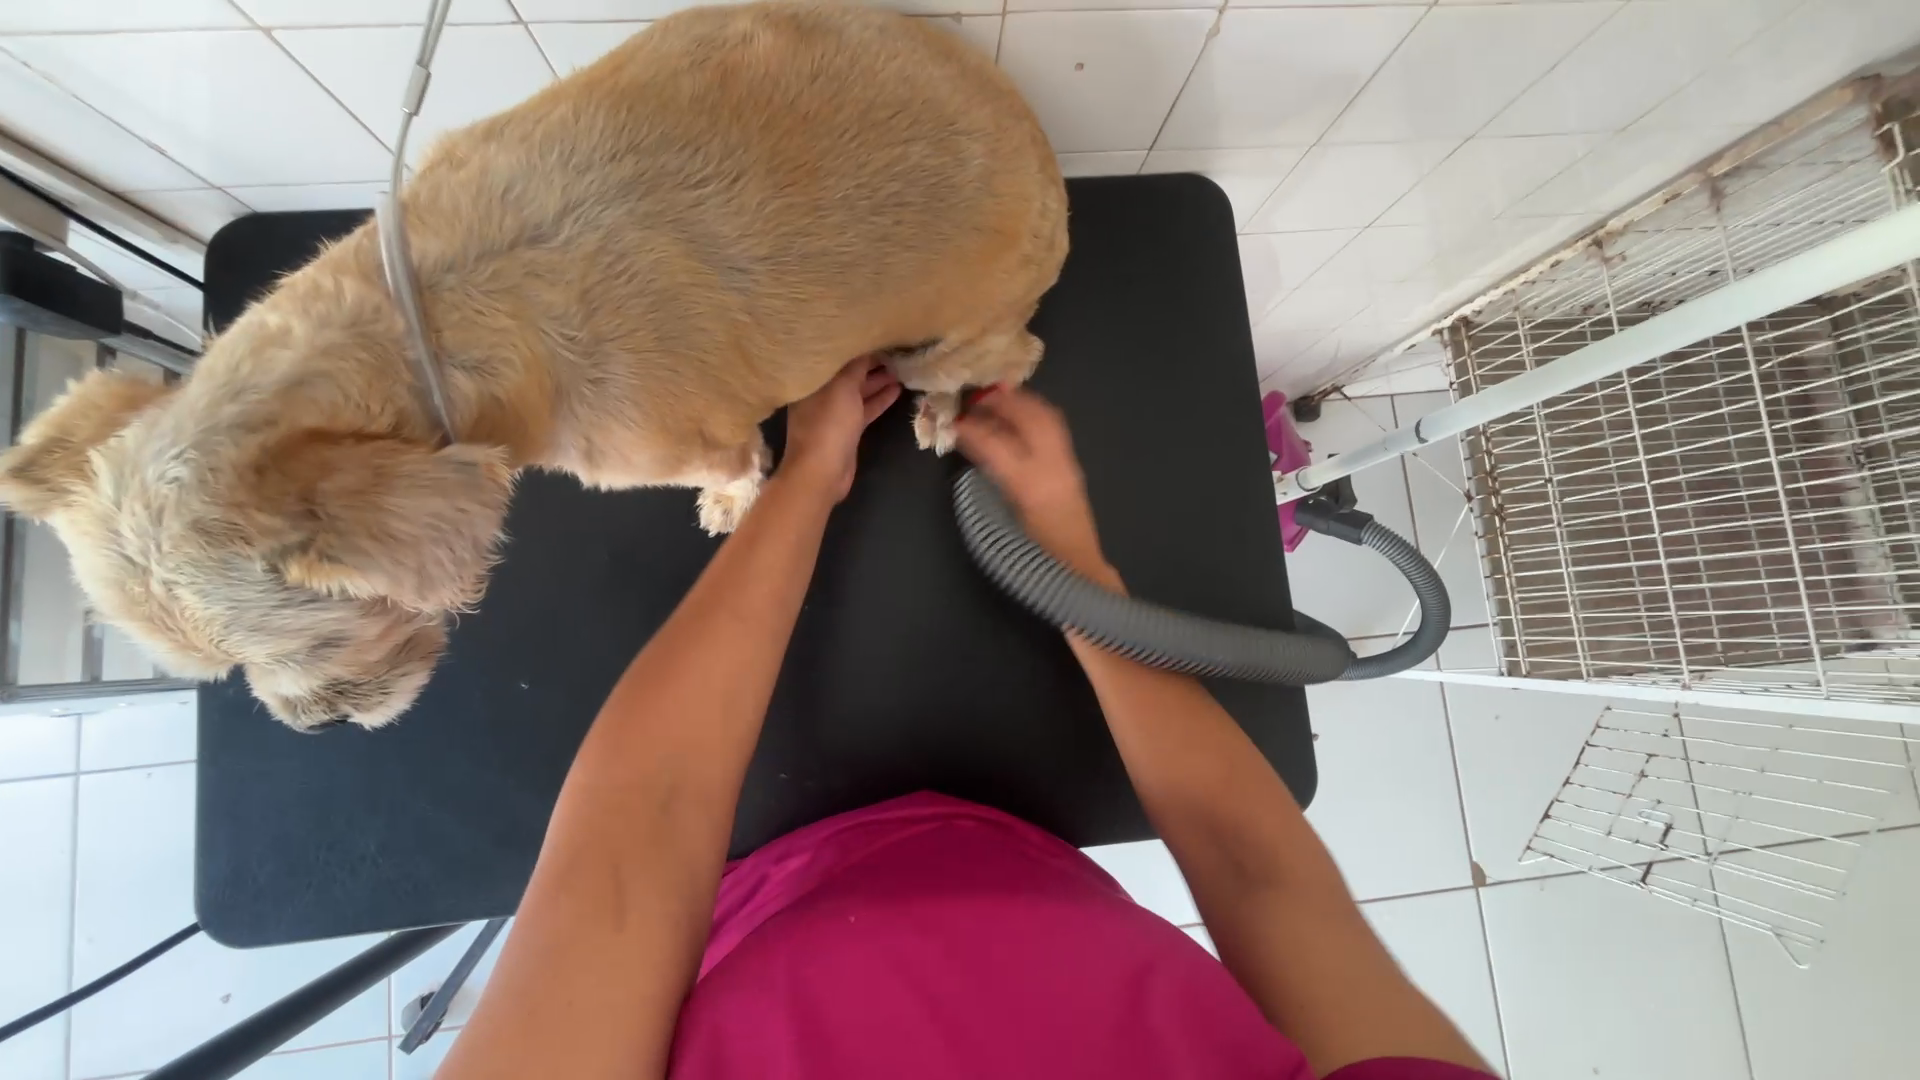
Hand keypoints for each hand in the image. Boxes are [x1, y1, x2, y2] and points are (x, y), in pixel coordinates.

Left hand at [781, 355, 901, 502]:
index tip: (877, 336)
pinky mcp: (847, 430)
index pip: (836, 358)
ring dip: (878, 382)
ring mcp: (834, 414)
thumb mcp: (842, 388)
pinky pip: (865, 409)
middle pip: (848, 374)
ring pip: (859, 393)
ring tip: (901, 368)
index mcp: (813, 381)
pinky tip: (897, 389)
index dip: (856, 347)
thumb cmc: (828, 424)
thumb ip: (855, 367)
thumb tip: (866, 349)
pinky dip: (879, 400)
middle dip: (870, 364)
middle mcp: (821, 395)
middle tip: (894, 351)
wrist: (823, 471)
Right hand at [954, 387, 1121, 589]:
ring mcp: (1067, 464)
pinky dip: (1035, 414)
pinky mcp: (1073, 467)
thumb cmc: (1030, 559)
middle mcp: (1051, 468)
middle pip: (1028, 417)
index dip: (971, 428)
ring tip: (997, 400)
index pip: (995, 442)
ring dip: (1021, 403)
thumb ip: (982, 486)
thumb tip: (970, 453)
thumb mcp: (998, 525)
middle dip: (1001, 402)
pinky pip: (1055, 428)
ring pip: (1047, 417)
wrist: (1074, 572)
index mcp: (1028, 486)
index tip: (953, 420)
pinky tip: (1020, 417)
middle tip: (975, 398)